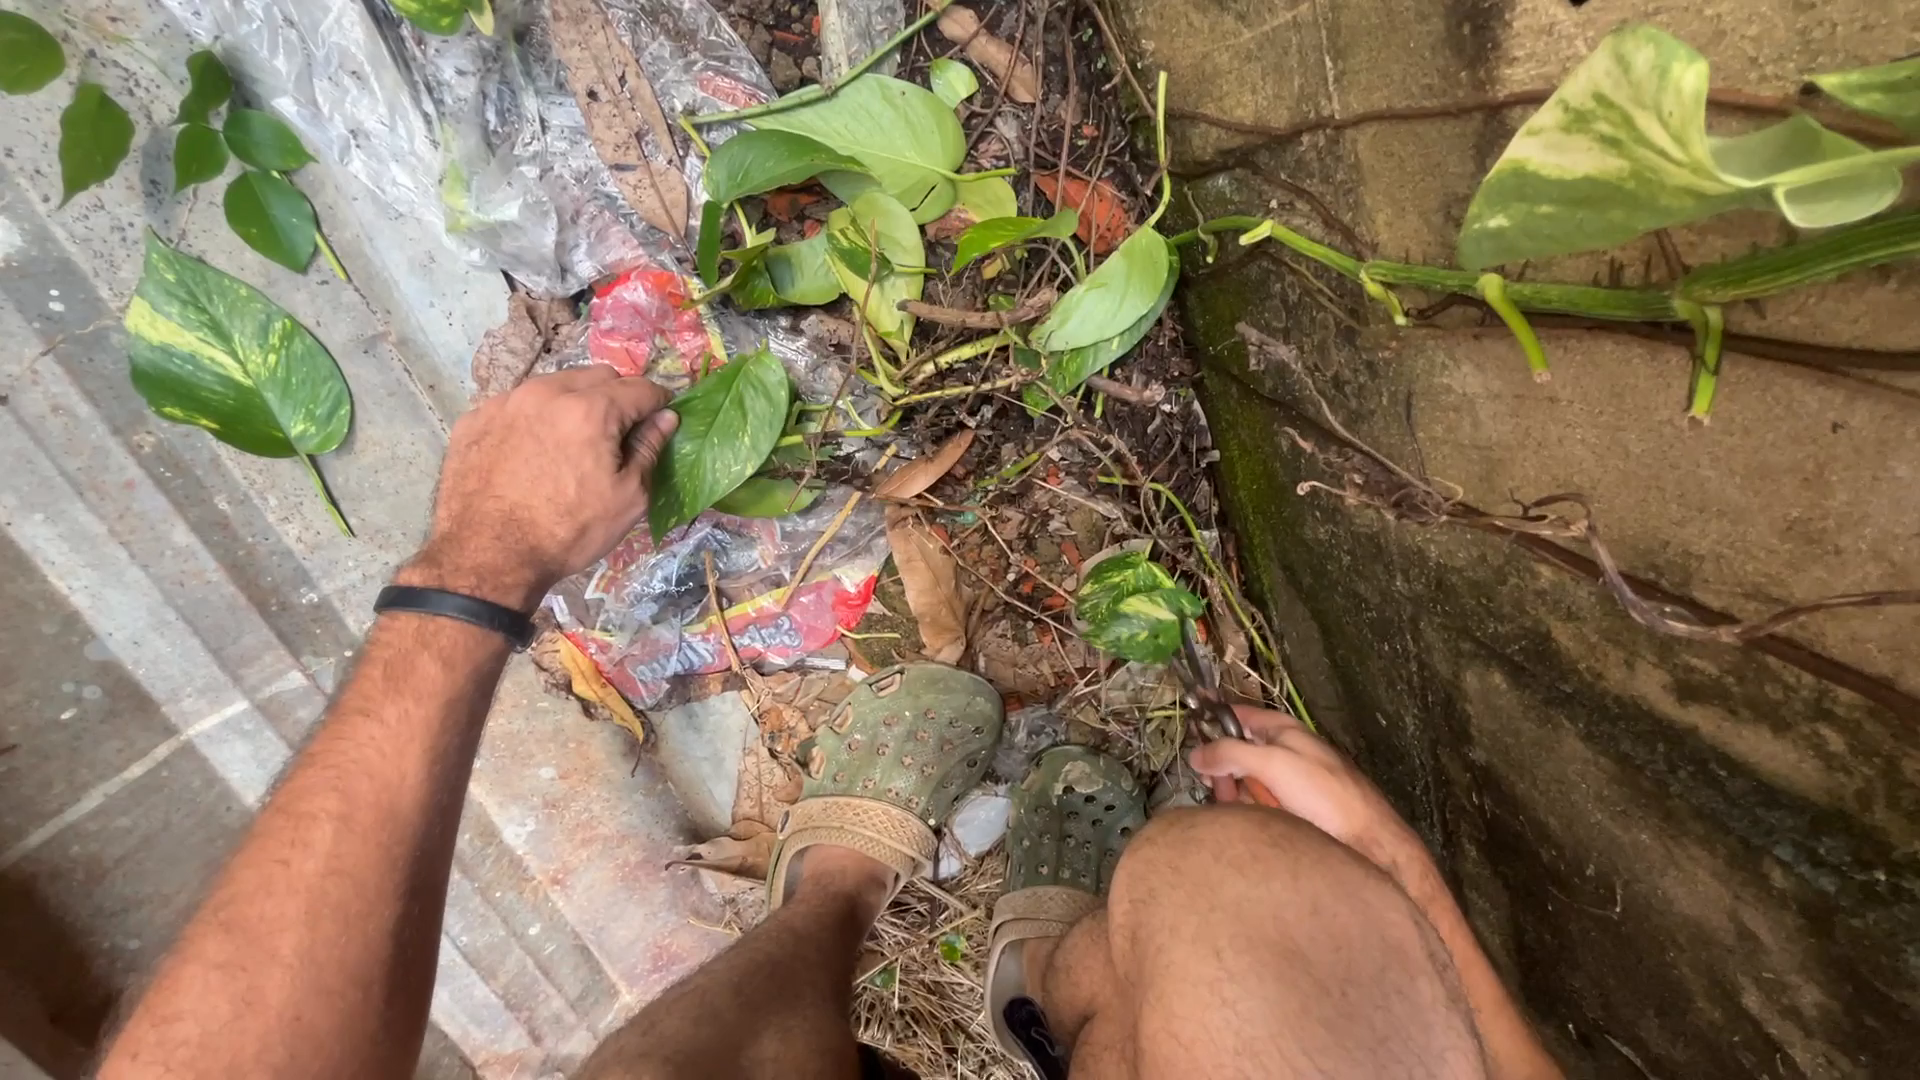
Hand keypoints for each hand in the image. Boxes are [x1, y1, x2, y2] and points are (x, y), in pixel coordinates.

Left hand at [396, 366, 677, 610]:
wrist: (488, 556)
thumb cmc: (570, 530)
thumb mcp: (628, 497)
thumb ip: (649, 449)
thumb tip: (666, 418)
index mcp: (590, 410)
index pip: (640, 388)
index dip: (659, 402)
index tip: (662, 421)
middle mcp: (546, 392)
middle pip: (598, 375)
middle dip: (618, 396)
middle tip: (621, 433)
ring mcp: (506, 402)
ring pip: (556, 384)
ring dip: (577, 402)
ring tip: (577, 442)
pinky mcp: (475, 418)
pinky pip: (520, 403)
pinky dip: (539, 417)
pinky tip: (537, 452)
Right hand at [1189, 706, 1432, 882]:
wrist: (1371, 845)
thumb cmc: (1325, 795)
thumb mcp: (1273, 763)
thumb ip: (1230, 752)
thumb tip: (1194, 754)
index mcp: (1282, 730)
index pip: (1237, 714)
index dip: (1213, 720)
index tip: (1190, 735)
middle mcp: (1283, 751)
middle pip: (1236, 750)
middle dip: (1221, 766)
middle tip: (1215, 784)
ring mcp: (1287, 782)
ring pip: (1244, 779)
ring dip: (1233, 792)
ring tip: (1233, 808)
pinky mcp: (1291, 809)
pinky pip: (1257, 803)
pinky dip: (1248, 810)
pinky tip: (1250, 821)